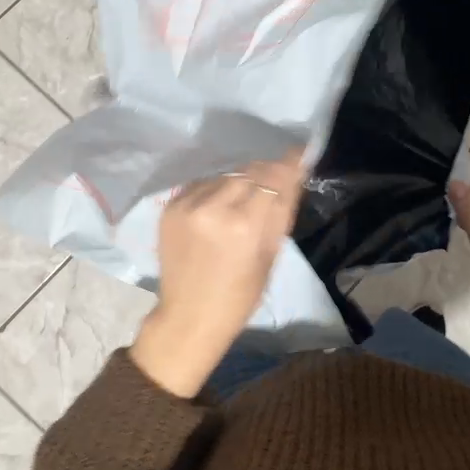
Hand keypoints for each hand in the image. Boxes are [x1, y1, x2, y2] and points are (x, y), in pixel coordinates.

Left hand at [132, 151, 304, 396]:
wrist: (189, 317)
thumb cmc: (239, 296)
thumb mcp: (269, 256)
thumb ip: (281, 211)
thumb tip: (295, 175)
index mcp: (244, 225)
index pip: (272, 178)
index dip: (288, 163)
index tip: (299, 152)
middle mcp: (213, 207)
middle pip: (249, 171)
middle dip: (266, 171)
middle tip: (276, 178)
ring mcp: (187, 205)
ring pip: (226, 174)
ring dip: (241, 179)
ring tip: (248, 196)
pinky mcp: (170, 207)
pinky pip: (203, 184)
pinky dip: (217, 189)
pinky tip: (221, 205)